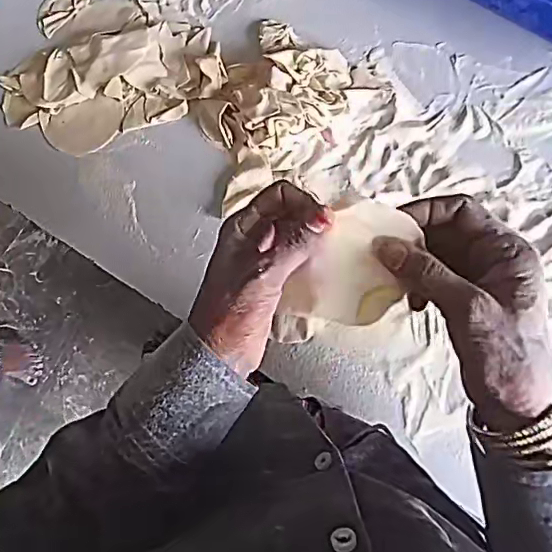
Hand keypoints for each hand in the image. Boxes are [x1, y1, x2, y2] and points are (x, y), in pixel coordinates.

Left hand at [189, 181, 331, 375]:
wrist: (220, 356)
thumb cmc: (227, 317)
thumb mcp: (263, 275)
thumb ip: (292, 244)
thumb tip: (319, 218)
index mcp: (242, 229)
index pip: (278, 196)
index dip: (303, 202)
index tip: (323, 220)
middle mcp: (253, 239)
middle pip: (290, 211)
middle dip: (313, 217)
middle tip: (330, 233)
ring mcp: (264, 259)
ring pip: (297, 233)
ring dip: (315, 237)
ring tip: (330, 248)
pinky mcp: (275, 279)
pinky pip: (299, 257)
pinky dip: (313, 257)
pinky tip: (323, 266)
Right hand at [373, 196, 551, 430]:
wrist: (520, 408)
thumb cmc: (509, 356)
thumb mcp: (469, 308)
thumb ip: (428, 273)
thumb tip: (389, 246)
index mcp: (508, 251)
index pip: (463, 211)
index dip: (427, 212)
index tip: (395, 226)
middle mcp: (495, 260)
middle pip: (447, 231)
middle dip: (415, 239)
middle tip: (386, 253)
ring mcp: (480, 281)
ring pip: (438, 255)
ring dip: (413, 262)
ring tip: (394, 278)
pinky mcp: (466, 301)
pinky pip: (435, 278)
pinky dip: (418, 282)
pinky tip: (410, 299)